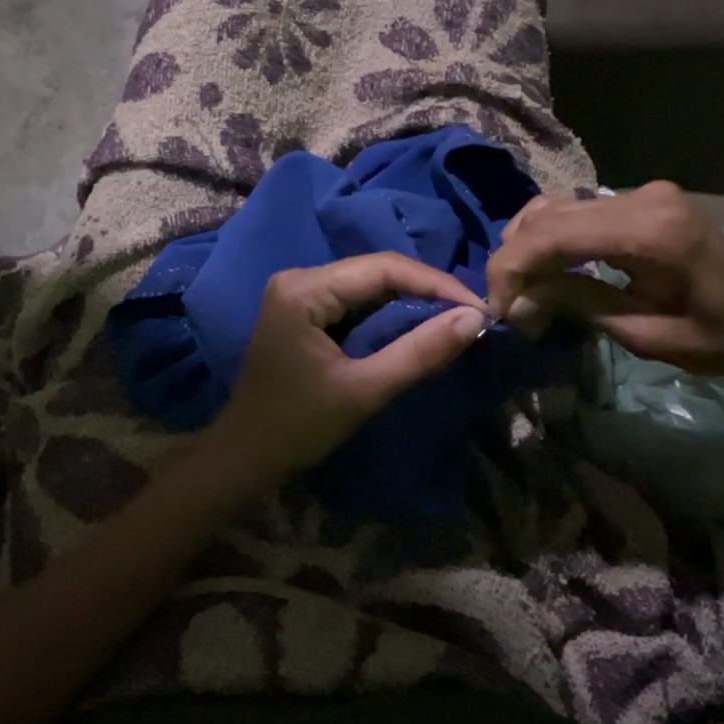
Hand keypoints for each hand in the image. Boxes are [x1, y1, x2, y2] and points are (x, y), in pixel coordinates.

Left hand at [209, 252, 487, 480]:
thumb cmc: (297, 427)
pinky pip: (354, 299)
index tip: (479, 308)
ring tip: (454, 320)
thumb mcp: (363, 391)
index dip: (436, 283)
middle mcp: (298, 278)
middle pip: (375, 270)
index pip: (383, 268)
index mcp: (304, 289)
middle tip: (472, 316)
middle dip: (427, 290)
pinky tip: (418, 326)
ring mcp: (297, 292)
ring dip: (410, 300)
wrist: (244, 455)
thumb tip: (474, 319)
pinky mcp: (301, 309)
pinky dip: (387, 312)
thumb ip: (418, 353)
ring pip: (367, 284)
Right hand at [486, 182, 723, 378]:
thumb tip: (519, 297)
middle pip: (549, 215)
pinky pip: (579, 209)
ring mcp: (645, 192)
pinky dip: (551, 236)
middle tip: (503, 302)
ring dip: (528, 245)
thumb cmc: (720, 342)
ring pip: (557, 207)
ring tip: (521, 288)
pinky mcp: (644, 198)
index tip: (497, 306)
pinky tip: (546, 267)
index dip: (512, 267)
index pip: (555, 235)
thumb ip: (578, 304)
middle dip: (514, 258)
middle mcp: (645, 198)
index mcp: (653, 232)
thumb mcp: (643, 335)